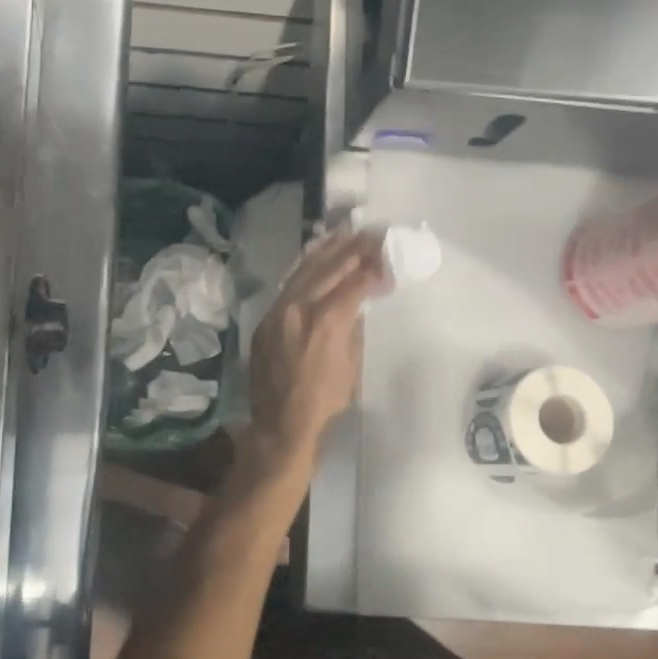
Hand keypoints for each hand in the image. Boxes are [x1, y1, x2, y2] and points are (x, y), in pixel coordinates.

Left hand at [247, 229, 386, 465]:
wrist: (279, 424)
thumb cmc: (324, 402)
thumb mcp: (351, 365)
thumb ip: (352, 327)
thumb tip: (356, 303)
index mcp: (326, 321)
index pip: (355, 281)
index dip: (376, 268)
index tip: (391, 260)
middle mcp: (299, 308)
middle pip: (329, 267)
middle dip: (355, 248)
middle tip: (375, 235)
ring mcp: (277, 312)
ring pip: (304, 270)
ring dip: (328, 250)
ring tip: (347, 234)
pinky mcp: (265, 320)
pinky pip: (288, 286)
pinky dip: (306, 269)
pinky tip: (317, 258)